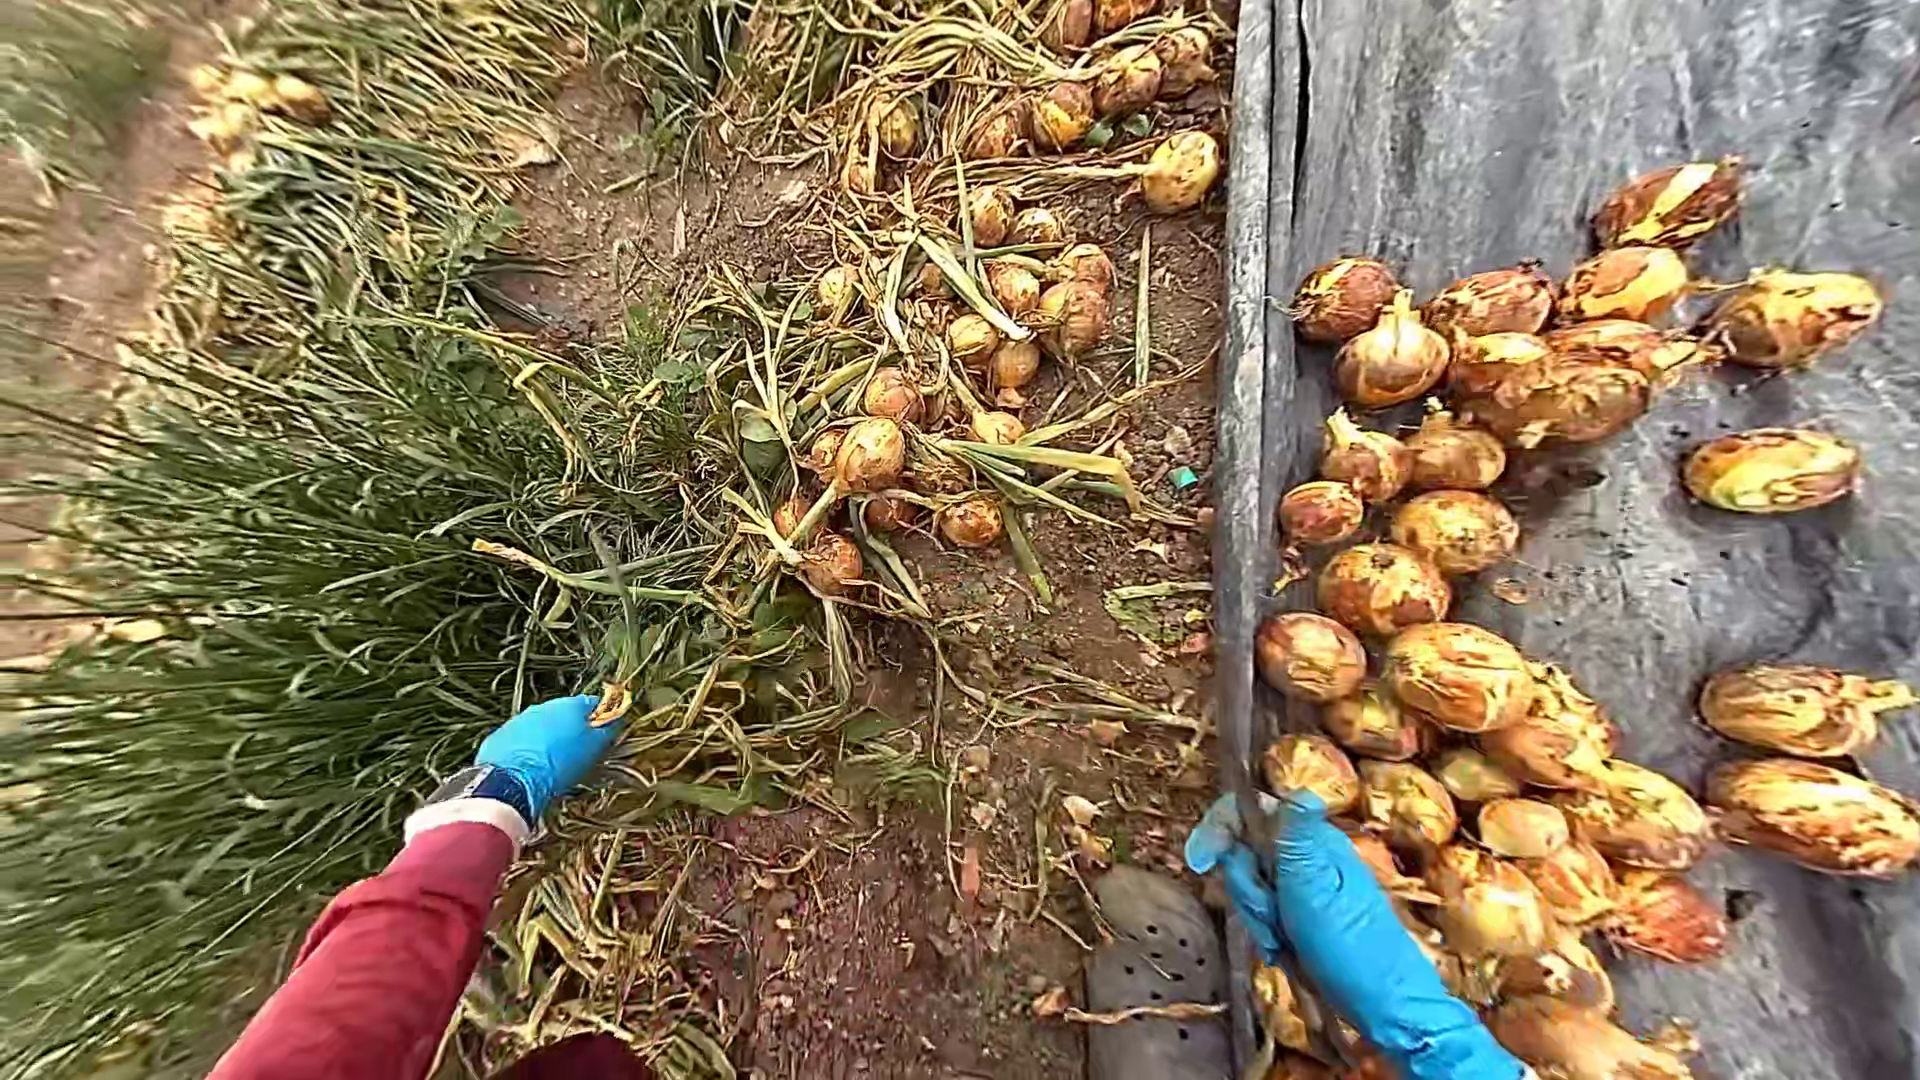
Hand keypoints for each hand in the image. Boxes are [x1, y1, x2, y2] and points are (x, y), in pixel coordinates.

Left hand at [475, 694, 617, 817]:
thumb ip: (610, 728)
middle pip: (566, 715)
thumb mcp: (596, 748)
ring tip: (553, 764)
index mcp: (571, 704)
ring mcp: (518, 721)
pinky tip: (529, 769)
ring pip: (541, 727)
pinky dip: (526, 750)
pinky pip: (519, 741)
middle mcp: (544, 706)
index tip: (604, 736)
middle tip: (579, 752)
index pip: (595, 704)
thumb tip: (620, 716)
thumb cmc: (560, 763)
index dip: (602, 719)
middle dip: (573, 729)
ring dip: (549, 739)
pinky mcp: (497, 738)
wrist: (509, 784)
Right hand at [1186, 792, 1524, 1079]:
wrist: (1388, 1012)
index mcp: (1308, 837)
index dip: (1216, 829)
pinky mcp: (1294, 911)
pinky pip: (1258, 909)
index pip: (1246, 809)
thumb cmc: (1353, 948)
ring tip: (1280, 938)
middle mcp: (1300, 853)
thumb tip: (1302, 788)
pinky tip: (1282, 948)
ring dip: (1255, 913)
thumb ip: (1298, 836)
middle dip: (1245, 885)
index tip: (1198, 862)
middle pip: (1239, 848)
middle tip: (1269, 914)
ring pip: (1246, 881)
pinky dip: (1263, 930)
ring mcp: (1297, 883)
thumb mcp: (1317, 887)